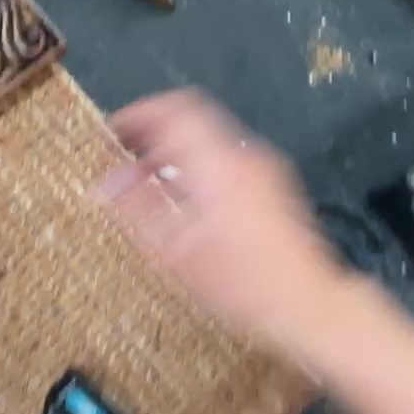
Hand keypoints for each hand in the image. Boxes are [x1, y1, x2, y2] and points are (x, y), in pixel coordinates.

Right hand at [98, 90, 348, 348]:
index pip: (176, 110)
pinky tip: (186, 203)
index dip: (140, 114)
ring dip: (176, 153)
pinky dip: (199, 168)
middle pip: (193, 122)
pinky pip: (227, 161)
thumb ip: (138, 208)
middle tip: (123, 159)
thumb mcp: (176, 250)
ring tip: (148, 184)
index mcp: (218, 163)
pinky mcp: (274, 188)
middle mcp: (245, 155)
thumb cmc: (239, 281)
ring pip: (211, 142)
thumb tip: (105, 182)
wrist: (308, 304)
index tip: (112, 132)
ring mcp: (265, 170)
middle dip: (154, 135)